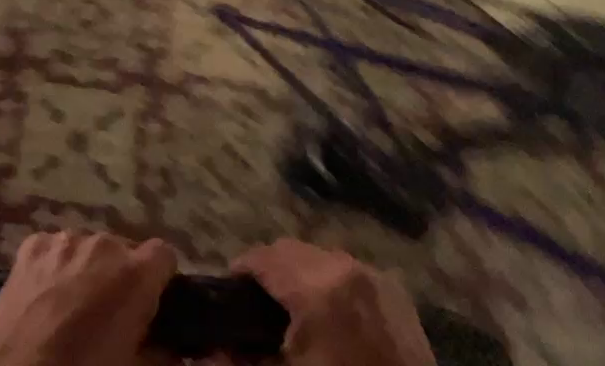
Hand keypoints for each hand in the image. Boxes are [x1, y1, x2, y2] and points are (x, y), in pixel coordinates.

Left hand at [0, 231, 177, 365]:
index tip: (152, 299)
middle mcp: (103, 245)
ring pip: (87, 247)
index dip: (160, 277)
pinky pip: (54, 247)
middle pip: (122, 249)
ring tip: (73, 301)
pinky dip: (56, 263)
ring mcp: (64, 240)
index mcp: (135, 273)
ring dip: (88, 267)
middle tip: (109, 309)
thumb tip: (173, 350)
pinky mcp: (33, 245)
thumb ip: (162, 352)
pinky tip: (46, 291)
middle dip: (120, 274)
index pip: (164, 254)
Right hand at [235, 239, 435, 365]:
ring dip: (300, 273)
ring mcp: (376, 278)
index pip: (263, 257)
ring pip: (321, 257)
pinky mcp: (397, 293)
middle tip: (256, 303)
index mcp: (317, 287)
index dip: (240, 270)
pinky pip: (350, 272)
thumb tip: (207, 351)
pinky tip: (328, 314)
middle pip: (290, 250)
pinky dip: (331, 282)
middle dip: (270, 270)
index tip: (229, 290)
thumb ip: (242, 358)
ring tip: (292, 308)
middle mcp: (346, 269)